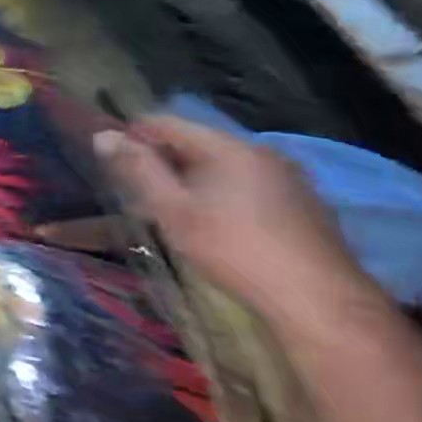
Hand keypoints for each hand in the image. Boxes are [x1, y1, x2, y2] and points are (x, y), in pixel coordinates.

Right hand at [93, 116, 376, 323]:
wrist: (318, 299)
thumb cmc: (233, 248)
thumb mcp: (171, 209)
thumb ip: (137, 169)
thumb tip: (103, 134)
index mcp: (227, 146)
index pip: (165, 122)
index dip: (132, 136)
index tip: (112, 162)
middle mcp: (260, 150)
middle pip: (195, 142)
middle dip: (162, 160)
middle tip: (137, 191)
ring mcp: (287, 175)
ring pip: (220, 163)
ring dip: (190, 177)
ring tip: (171, 209)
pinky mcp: (302, 201)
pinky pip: (245, 181)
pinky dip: (219, 191)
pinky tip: (215, 222)